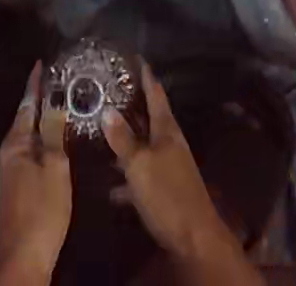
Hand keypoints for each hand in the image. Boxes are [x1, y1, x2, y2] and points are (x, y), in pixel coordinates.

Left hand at [0, 63, 70, 285]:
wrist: (23, 261)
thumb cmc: (42, 211)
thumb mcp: (55, 168)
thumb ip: (54, 133)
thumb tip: (55, 99)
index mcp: (15, 145)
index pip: (27, 104)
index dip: (36, 84)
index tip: (43, 63)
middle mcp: (8, 154)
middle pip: (25, 119)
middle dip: (40, 99)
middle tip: (59, 80)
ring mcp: (11, 172)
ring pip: (28, 136)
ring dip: (42, 119)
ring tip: (61, 103)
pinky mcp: (17, 187)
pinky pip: (31, 151)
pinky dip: (43, 138)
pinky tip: (56, 139)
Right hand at [103, 63, 259, 285]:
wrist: (193, 237)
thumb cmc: (167, 194)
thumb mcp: (140, 165)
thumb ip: (123, 139)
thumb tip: (107, 110)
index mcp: (167, 129)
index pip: (155, 93)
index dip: (146, 76)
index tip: (136, 57)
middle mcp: (169, 141)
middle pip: (149, 116)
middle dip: (132, 104)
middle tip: (111, 89)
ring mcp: (168, 164)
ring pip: (143, 144)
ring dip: (126, 138)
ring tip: (102, 130)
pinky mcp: (164, 187)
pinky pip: (141, 172)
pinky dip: (126, 173)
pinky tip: (109, 184)